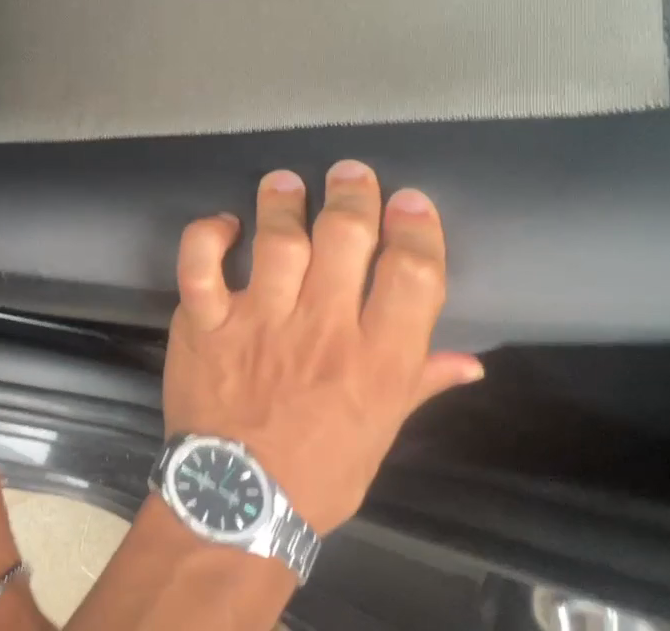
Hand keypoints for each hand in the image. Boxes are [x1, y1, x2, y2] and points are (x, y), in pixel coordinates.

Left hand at [164, 161, 484, 534]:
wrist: (239, 497)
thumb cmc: (319, 471)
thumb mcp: (383, 433)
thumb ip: (418, 383)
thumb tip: (469, 359)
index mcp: (379, 358)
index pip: (413, 275)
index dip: (416, 229)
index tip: (411, 200)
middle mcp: (322, 328)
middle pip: (346, 240)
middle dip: (351, 197)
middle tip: (349, 172)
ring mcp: (258, 320)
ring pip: (276, 242)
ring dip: (281, 203)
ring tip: (284, 181)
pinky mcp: (203, 322)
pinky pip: (199, 264)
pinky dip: (207, 235)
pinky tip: (222, 223)